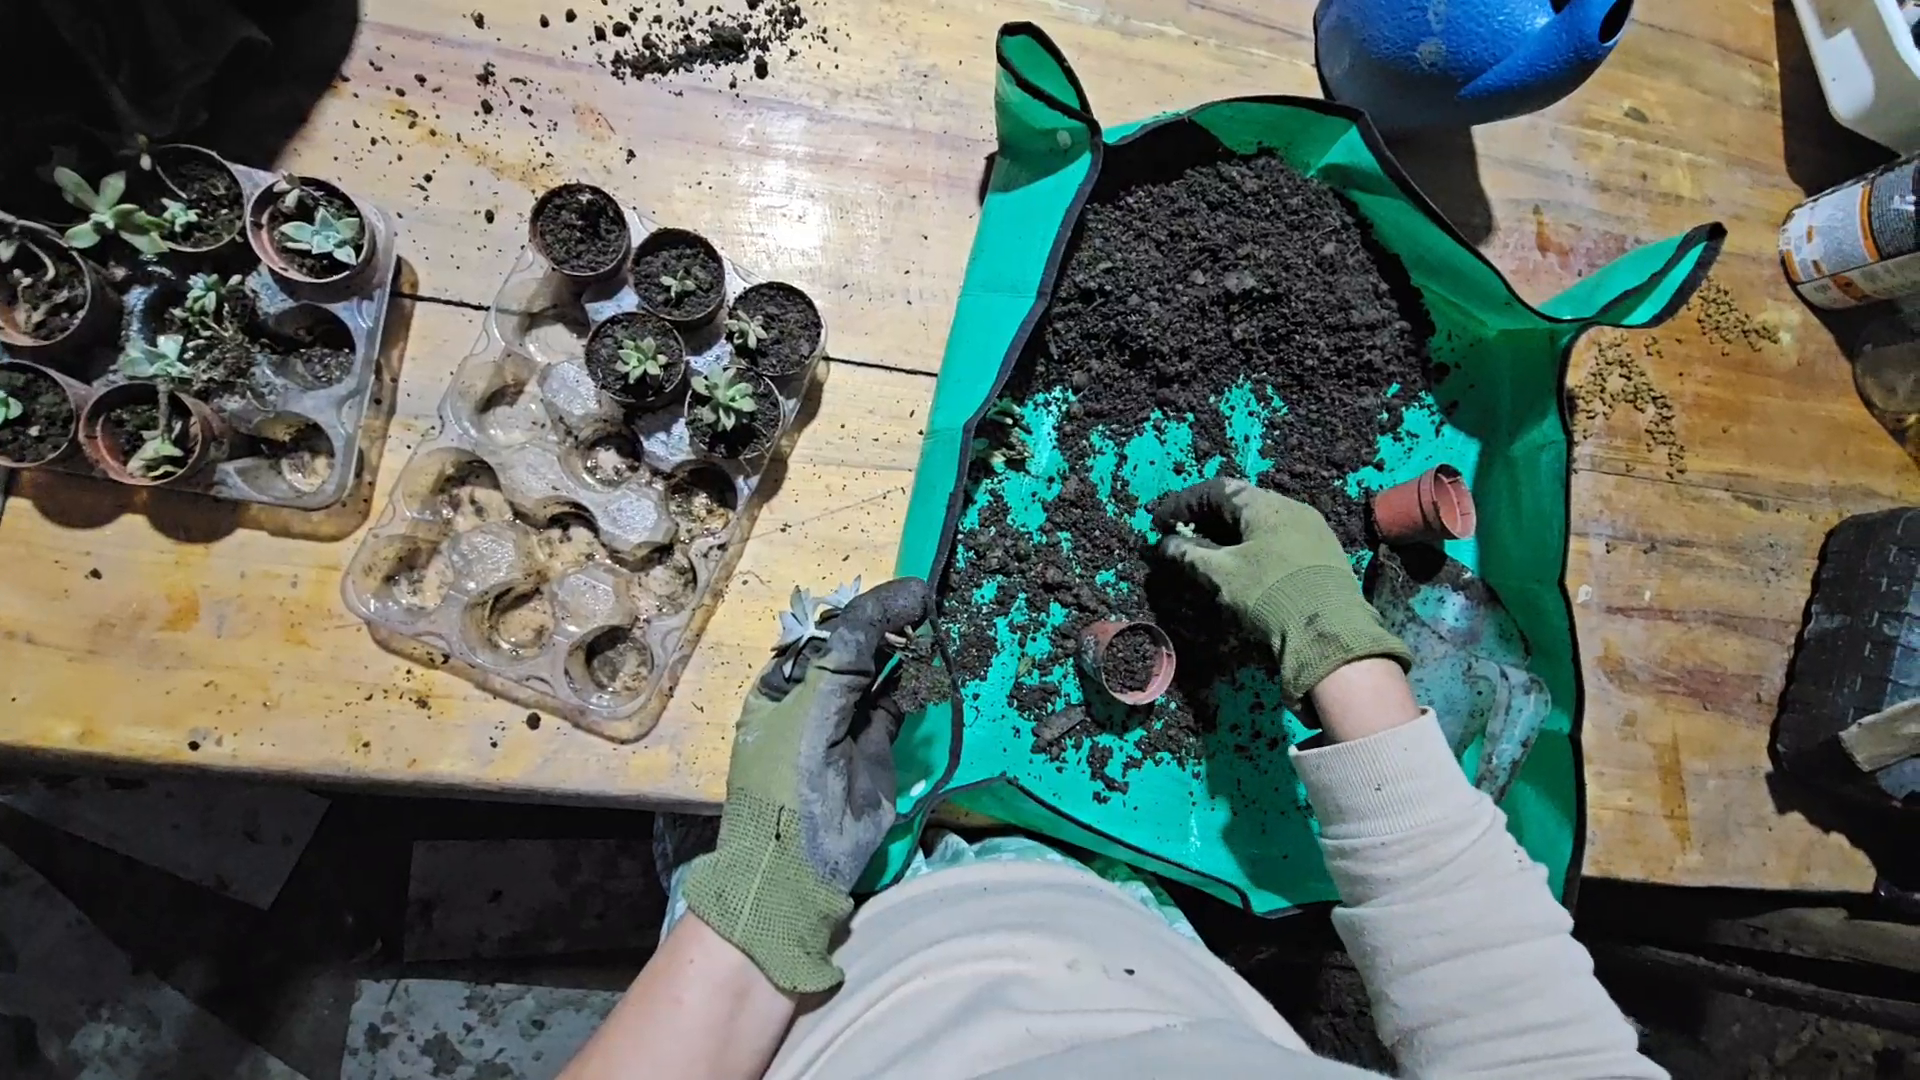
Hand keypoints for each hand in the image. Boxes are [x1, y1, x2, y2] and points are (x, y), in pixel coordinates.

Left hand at [683, 576, 932, 993]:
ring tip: (935, 629)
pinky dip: (918, 682)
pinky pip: (900, 699)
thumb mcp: (810, 711)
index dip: (874, 607)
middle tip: (929, 608)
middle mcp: (819, 690)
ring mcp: (849, 715)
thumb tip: (889, 605)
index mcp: (788, 680)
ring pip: (884, 667)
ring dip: (909, 648)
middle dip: (894, 623)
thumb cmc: (787, 785)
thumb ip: (844, 657)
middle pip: (861, 643)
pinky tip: (933, 667)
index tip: (916, 593)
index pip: (835, 629)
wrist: (796, 868)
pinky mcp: (877, 740)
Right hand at [1152, 477, 1409, 705]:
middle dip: (1206, 518)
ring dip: (1230, 533)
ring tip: (1209, 553)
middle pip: (1239, 503)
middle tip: (1182, 538)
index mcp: (1264, 504)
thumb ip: (1189, 553)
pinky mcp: (1323, 552)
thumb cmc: (1268, 592)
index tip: (1160, 525)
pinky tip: (1244, 565)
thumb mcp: (1220, 573)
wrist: (1330, 631)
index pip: (1215, 489)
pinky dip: (1252, 545)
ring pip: (1260, 521)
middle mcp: (1291, 507)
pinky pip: (1278, 538)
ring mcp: (1311, 528)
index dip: (1183, 504)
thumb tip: (1166, 543)